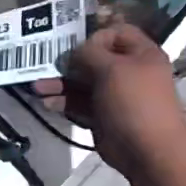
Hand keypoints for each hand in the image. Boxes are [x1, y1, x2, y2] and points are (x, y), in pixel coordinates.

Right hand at [33, 23, 185, 185]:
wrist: (149, 152)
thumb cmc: (135, 102)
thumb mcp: (113, 69)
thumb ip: (90, 53)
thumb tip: (76, 51)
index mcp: (141, 54)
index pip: (117, 32)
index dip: (95, 35)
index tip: (74, 44)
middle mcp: (127, 72)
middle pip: (94, 59)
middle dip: (69, 61)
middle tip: (45, 64)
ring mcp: (113, 96)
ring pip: (82, 84)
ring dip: (60, 84)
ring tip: (37, 88)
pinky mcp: (101, 117)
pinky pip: (79, 105)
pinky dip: (63, 103)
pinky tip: (46, 103)